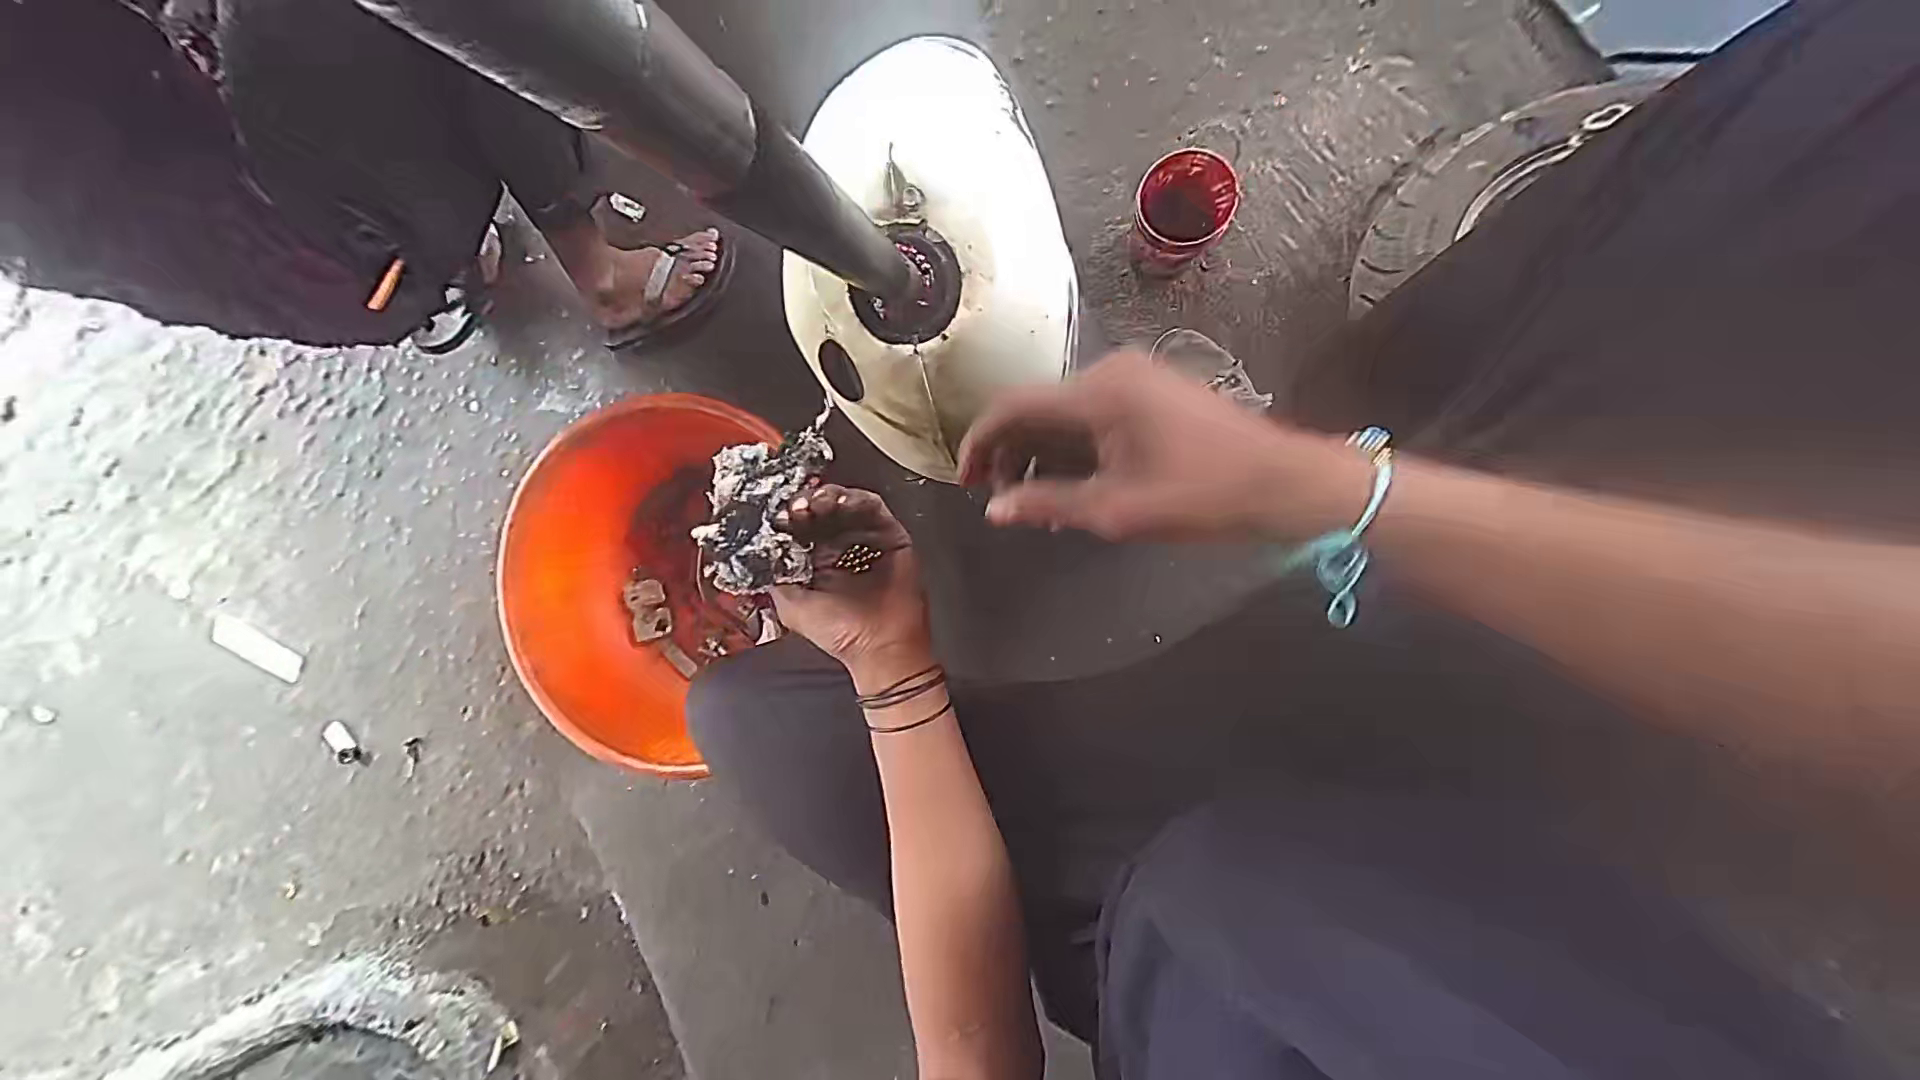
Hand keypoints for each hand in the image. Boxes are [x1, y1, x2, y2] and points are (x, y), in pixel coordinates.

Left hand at [772, 485, 931, 670]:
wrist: (879, 645)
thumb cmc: (839, 632)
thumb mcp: (789, 605)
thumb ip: (772, 575)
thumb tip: (752, 547)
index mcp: (815, 559)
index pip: (798, 525)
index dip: (786, 516)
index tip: (777, 514)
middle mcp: (839, 545)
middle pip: (820, 509)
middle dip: (804, 502)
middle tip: (795, 506)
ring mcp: (865, 537)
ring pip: (844, 503)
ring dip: (827, 496)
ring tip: (815, 502)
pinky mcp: (889, 533)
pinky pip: (872, 506)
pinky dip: (855, 498)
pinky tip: (840, 501)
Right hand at [958, 350, 1368, 542]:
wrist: (1286, 482)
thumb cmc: (1204, 495)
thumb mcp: (1117, 509)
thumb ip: (1049, 504)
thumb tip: (996, 510)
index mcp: (1100, 392)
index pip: (1013, 406)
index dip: (979, 442)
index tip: (965, 479)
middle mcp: (1112, 372)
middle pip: (1035, 407)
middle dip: (1007, 451)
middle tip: (995, 495)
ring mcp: (1134, 379)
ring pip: (1061, 412)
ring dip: (1037, 450)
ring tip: (1027, 494)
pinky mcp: (1149, 392)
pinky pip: (1090, 415)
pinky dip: (1068, 445)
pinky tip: (1065, 479)